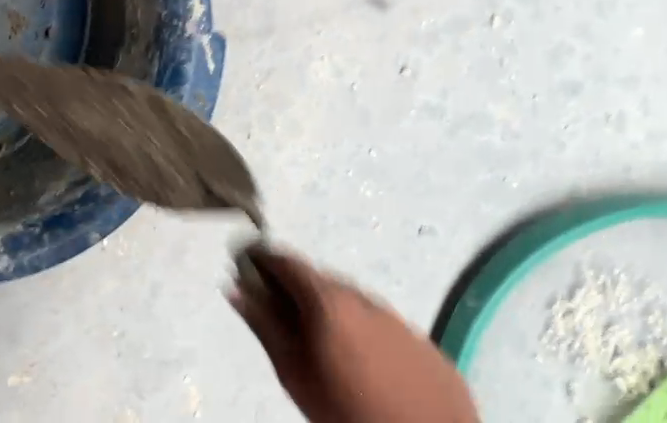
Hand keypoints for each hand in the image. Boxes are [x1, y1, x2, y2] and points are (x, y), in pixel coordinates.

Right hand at [230, 246, 478, 422]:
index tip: (243, 266)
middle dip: (296, 288)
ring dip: (333, 311)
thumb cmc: (346, 413)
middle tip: (281, 314)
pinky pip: (388, 330)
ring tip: (324, 343)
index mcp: (328, 301)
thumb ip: (263, 325)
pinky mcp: (432, 352)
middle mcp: (366, 302)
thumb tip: (235, 288)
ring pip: (356, 304)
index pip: (285, 260)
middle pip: (321, 280)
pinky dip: (368, 334)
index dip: (260, 258)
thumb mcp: (292, 372)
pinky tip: (367, 365)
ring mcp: (404, 326)